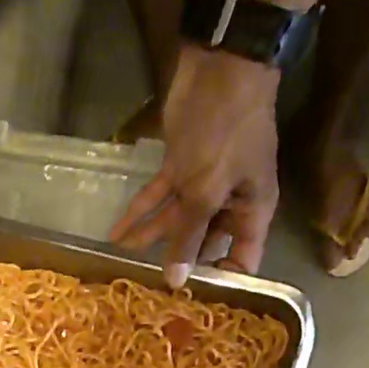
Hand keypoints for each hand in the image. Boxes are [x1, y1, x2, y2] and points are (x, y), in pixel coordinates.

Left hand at [110, 46, 281, 285]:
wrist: (219, 68)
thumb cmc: (225, 134)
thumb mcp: (207, 192)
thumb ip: (189, 238)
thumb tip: (176, 282)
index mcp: (251, 213)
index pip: (243, 260)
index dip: (223, 280)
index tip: (196, 299)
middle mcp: (229, 204)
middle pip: (205, 244)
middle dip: (179, 261)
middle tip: (151, 287)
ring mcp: (203, 186)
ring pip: (177, 221)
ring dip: (151, 238)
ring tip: (124, 261)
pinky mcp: (179, 168)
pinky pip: (159, 198)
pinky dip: (139, 213)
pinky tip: (117, 232)